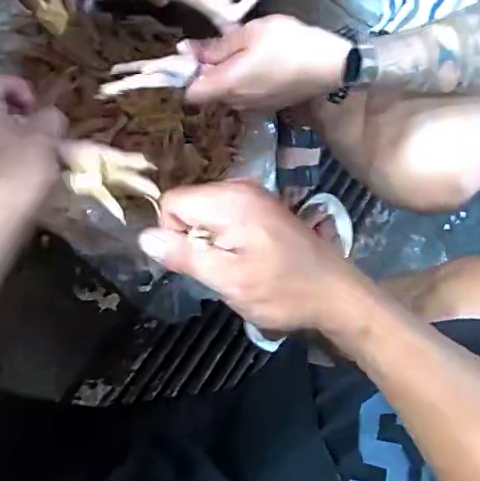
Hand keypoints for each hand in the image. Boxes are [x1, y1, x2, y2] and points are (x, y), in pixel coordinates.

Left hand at [0, 75, 69, 245]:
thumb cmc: (16, 175)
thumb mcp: (46, 139)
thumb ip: (51, 118)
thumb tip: (49, 117)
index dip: (24, 88)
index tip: (42, 111)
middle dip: (27, 119)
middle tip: (49, 136)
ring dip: (23, 142)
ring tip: (45, 160)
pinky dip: (13, 162)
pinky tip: (29, 181)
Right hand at [137, 182, 360, 332]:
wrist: (335, 293)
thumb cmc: (282, 290)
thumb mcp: (229, 280)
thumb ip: (185, 256)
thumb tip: (144, 237)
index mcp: (230, 199)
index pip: (172, 201)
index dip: (172, 234)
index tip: (197, 262)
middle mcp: (242, 187)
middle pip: (189, 203)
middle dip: (191, 236)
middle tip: (219, 267)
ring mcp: (257, 196)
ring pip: (207, 211)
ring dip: (210, 240)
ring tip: (236, 265)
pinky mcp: (266, 208)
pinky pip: (227, 215)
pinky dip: (227, 237)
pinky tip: (248, 258)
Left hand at [182, 15, 351, 109]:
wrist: (331, 65)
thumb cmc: (288, 44)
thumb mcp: (249, 33)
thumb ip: (217, 46)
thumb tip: (188, 52)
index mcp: (227, 85)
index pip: (190, 93)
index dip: (188, 74)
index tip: (196, 55)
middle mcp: (238, 103)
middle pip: (211, 93)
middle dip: (211, 72)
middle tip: (225, 45)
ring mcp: (256, 107)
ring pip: (230, 95)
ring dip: (231, 77)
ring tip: (248, 53)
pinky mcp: (272, 106)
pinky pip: (248, 96)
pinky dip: (248, 82)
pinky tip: (264, 65)